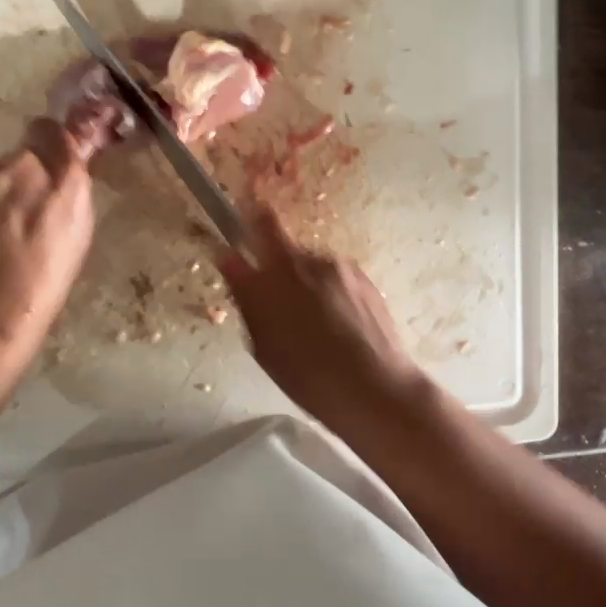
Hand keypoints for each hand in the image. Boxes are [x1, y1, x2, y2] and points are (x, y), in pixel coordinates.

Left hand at [0, 118, 94, 346]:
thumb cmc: (43, 283)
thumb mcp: (76, 234)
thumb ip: (68, 194)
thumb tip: (59, 175)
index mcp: (64, 178)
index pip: (52, 132)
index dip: (45, 145)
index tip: (42, 162)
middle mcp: (23, 165)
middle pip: (17, 155)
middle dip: (14, 177)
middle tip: (8, 213)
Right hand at [219, 209, 426, 420]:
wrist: (376, 390)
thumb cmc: (309, 377)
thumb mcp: (264, 344)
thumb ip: (247, 296)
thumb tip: (228, 257)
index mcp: (281, 272)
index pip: (262, 224)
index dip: (250, 217)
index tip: (243, 219)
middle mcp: (311, 261)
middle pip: (286, 249)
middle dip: (277, 268)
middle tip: (279, 307)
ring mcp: (342, 270)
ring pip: (312, 268)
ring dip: (306, 286)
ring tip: (311, 328)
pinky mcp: (366, 281)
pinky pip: (336, 279)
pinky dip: (329, 295)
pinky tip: (335, 328)